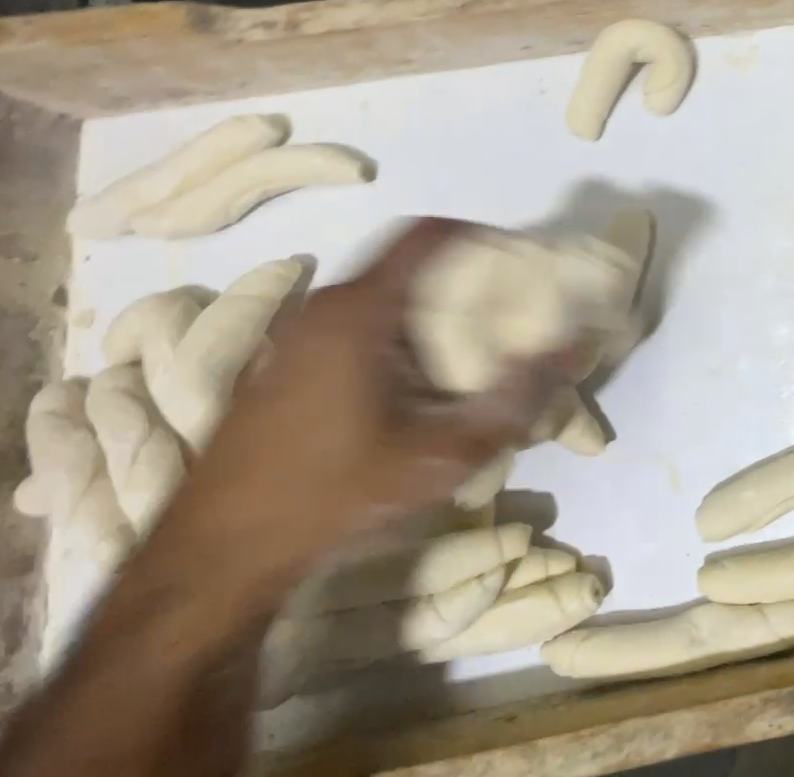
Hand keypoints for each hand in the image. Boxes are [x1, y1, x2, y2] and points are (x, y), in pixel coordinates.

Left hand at [155, 219, 565, 590]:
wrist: (217, 556)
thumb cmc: (336, 494)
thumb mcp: (445, 454)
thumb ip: (519, 396)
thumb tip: (576, 347)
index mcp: (361, 311)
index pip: (434, 235)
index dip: (492, 239)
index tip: (535, 266)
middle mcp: (327, 308)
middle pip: (418, 265)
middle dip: (479, 282)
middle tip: (525, 315)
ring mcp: (300, 335)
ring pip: (393, 296)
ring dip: (446, 312)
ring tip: (488, 353)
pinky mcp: (290, 364)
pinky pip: (367, 323)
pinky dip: (412, 333)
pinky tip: (432, 386)